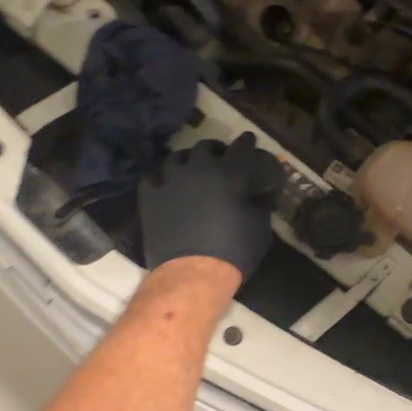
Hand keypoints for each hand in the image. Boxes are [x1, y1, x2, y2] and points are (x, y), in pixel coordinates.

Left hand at [138, 132, 285, 280]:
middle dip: (214, 148)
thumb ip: (260, 206)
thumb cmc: (235, 251)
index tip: (248, 138)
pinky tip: (165, 182)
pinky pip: (152, 178)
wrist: (194, 272)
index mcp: (230, 176)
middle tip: (219, 154)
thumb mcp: (260, 228)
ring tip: (190, 165)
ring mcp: (171, 182)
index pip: (240, 149)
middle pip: (205, 147)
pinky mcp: (150, 198)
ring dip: (186, 159)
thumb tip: (261, 195)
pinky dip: (160, 178)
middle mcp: (199, 170)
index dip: (246, 142)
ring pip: (176, 158)